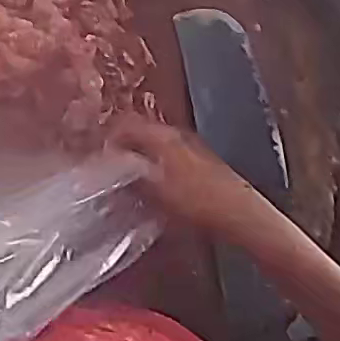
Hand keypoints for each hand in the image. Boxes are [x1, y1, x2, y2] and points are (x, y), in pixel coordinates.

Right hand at [108, 113, 294, 253]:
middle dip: (121, 146)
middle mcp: (174, 134)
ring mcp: (189, 145)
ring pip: (153, 143)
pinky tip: (153, 184)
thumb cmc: (196, 202)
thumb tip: (108, 164)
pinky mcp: (199, 160)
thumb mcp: (154, 191)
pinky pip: (166, 154)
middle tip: (108, 167)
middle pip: (138, 131)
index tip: (96, 155)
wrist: (243, 216)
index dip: (106, 138)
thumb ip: (128, 174)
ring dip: (138, 155)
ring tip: (127, 177)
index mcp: (160, 136)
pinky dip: (153, 163)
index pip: (124, 124)